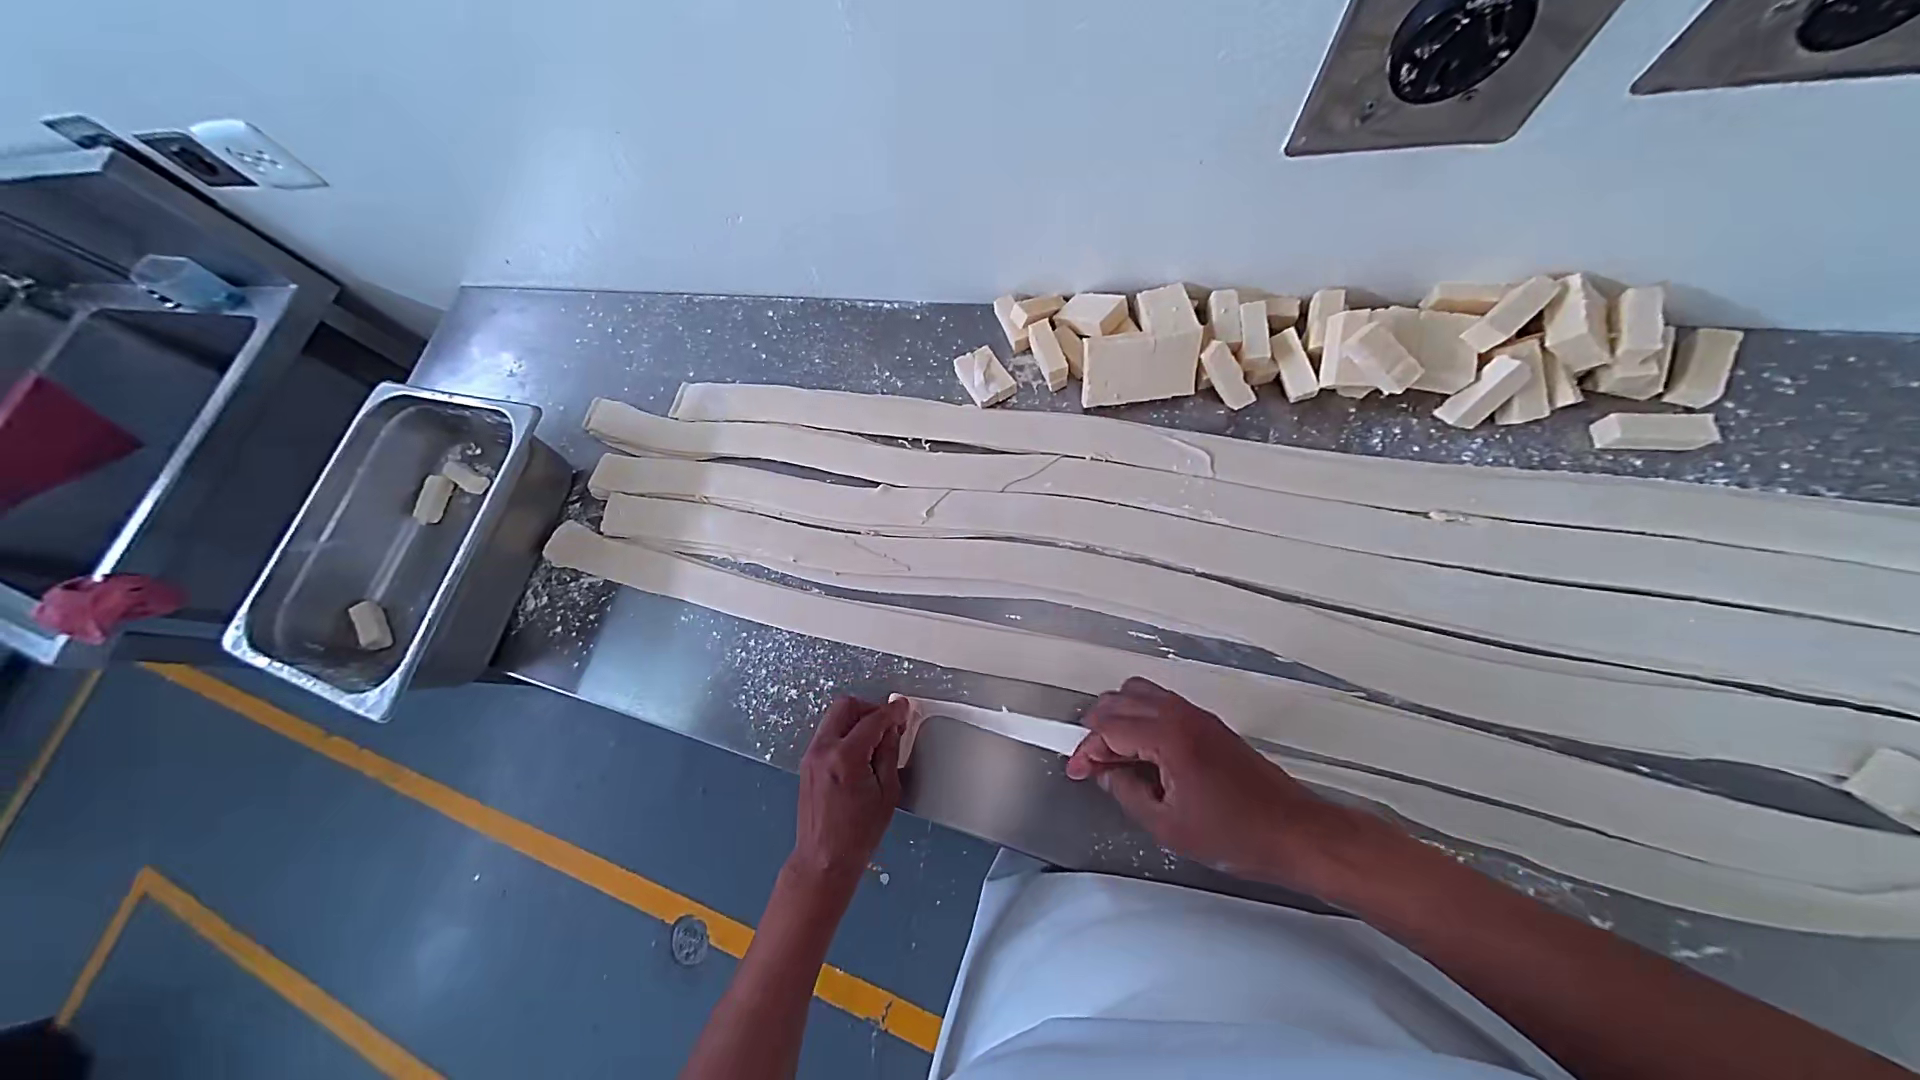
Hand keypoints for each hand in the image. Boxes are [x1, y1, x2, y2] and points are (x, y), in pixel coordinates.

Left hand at [791, 695, 906, 883]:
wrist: (825, 858)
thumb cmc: (856, 834)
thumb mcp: (887, 791)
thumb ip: (889, 752)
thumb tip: (892, 730)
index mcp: (845, 757)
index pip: (873, 719)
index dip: (893, 711)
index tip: (903, 708)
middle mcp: (823, 751)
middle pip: (847, 706)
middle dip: (871, 708)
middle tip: (888, 722)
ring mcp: (811, 756)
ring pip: (835, 717)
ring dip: (857, 719)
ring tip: (876, 738)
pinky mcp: (807, 763)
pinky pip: (828, 733)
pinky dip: (845, 732)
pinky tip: (860, 749)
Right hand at [1066, 677, 1380, 889]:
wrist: (1296, 834)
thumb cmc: (1243, 834)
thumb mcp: (1167, 826)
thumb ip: (1127, 793)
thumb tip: (1108, 777)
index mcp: (1169, 737)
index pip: (1109, 728)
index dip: (1086, 750)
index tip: (1078, 769)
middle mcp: (1182, 716)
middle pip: (1119, 700)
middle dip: (1096, 728)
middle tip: (1090, 761)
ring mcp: (1198, 716)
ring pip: (1140, 692)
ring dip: (1118, 716)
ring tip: (1112, 752)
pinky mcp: (1210, 724)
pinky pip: (1162, 702)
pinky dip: (1141, 716)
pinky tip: (1141, 749)